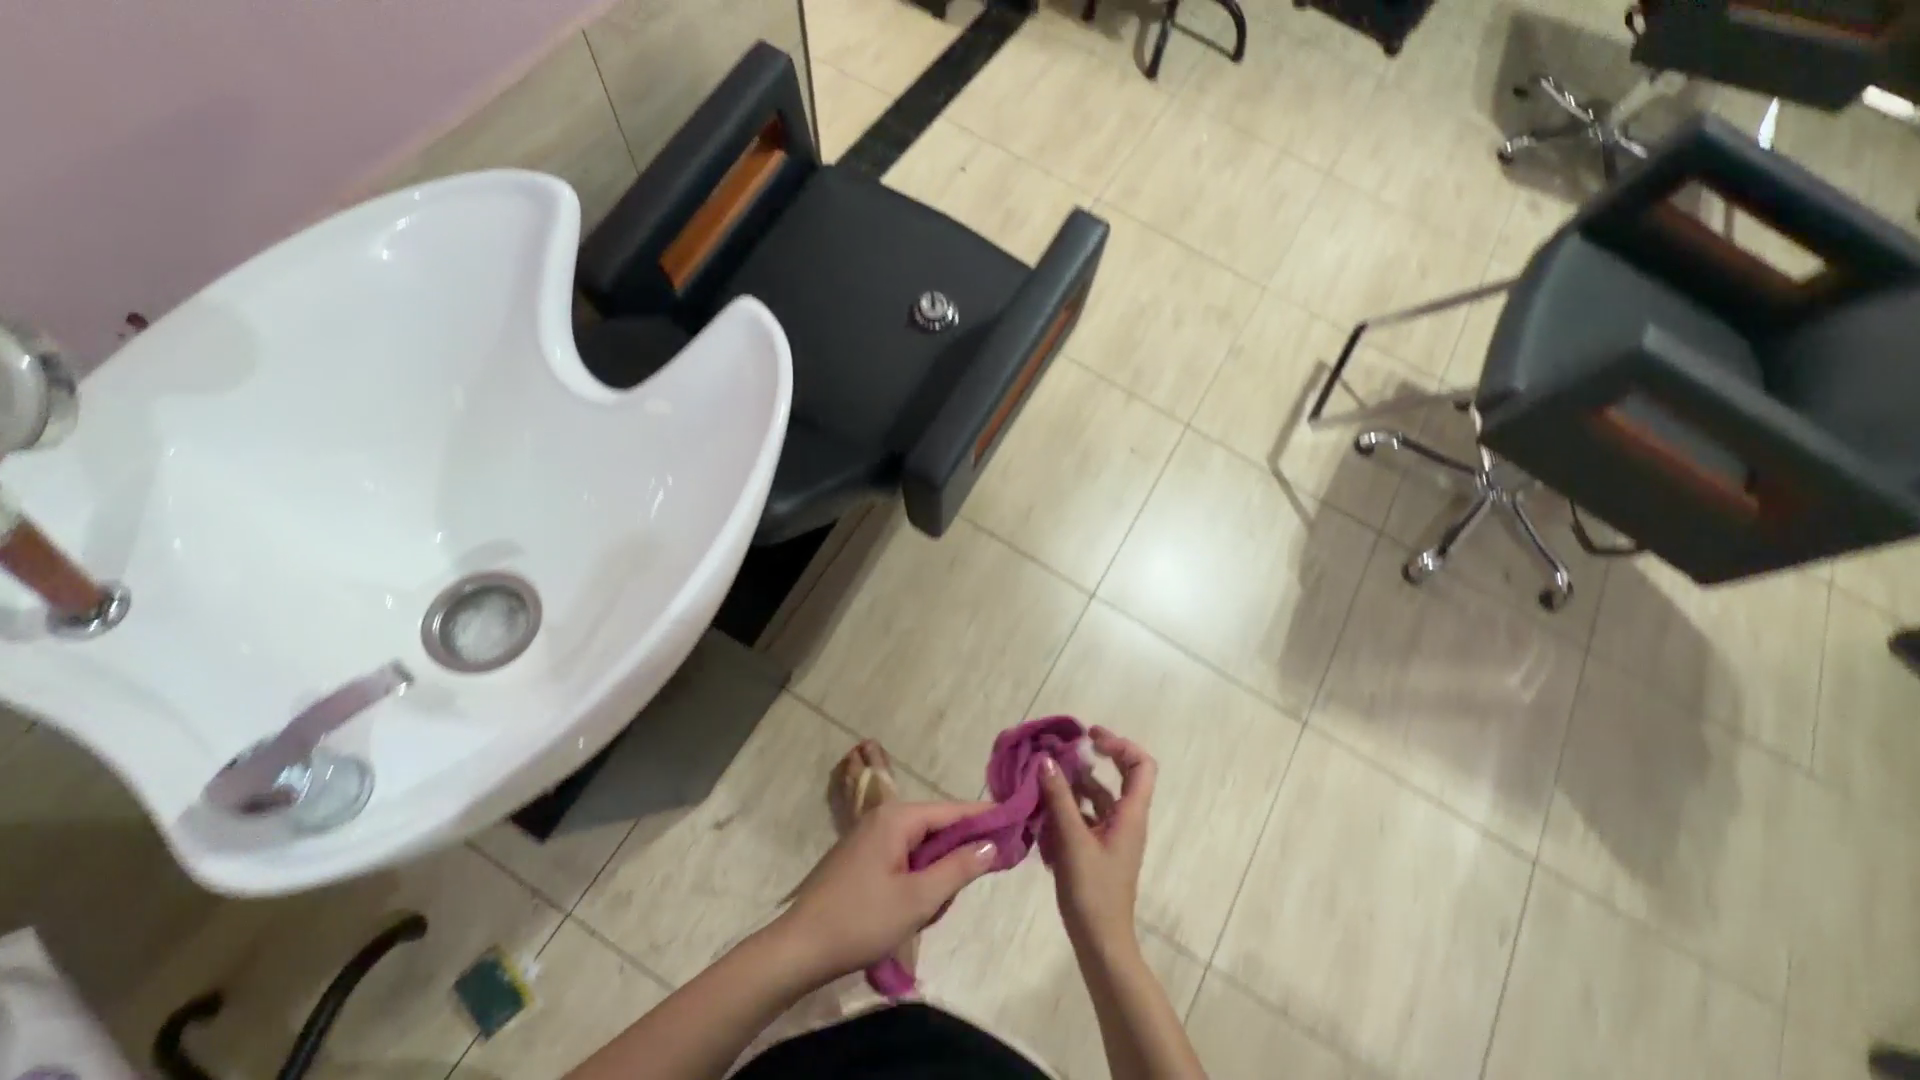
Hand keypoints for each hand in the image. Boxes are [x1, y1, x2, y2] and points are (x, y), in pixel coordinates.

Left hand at [773, 800, 997, 983]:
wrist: (799, 948)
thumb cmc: (861, 921)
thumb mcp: (919, 899)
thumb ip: (959, 868)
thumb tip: (993, 843)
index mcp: (897, 817)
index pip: (955, 809)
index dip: (987, 819)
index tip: (1019, 829)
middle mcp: (883, 817)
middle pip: (938, 828)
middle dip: (954, 859)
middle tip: (959, 894)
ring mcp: (869, 837)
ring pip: (922, 848)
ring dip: (933, 878)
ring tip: (926, 912)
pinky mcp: (861, 858)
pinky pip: (903, 860)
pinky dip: (915, 881)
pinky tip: (910, 911)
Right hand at [1040, 728, 1156, 954]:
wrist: (1101, 941)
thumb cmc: (1092, 891)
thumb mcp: (1072, 841)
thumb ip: (1059, 799)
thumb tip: (1046, 760)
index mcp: (1131, 815)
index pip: (1141, 766)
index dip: (1119, 745)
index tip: (1089, 738)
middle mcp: (1127, 821)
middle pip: (1121, 777)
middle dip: (1095, 759)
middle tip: (1067, 748)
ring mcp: (1113, 837)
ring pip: (1099, 798)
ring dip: (1076, 785)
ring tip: (1044, 778)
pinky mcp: (1099, 851)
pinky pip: (1087, 819)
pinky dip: (1069, 809)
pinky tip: (1042, 812)